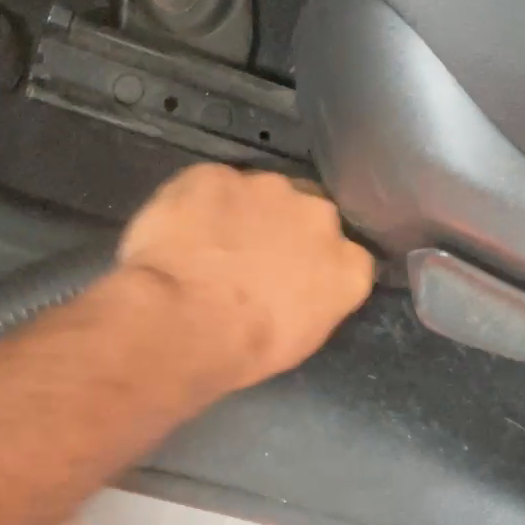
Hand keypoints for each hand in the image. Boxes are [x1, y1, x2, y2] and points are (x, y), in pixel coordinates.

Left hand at [118, 164, 374, 388]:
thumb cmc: (239, 350)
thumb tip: (289, 292)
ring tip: (203, 241)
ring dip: (237, 210)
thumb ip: (308, 301)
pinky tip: (177, 227)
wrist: (182, 319)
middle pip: (304, 211)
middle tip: (243, 255)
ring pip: (256, 192)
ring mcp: (267, 187)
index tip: (284, 275)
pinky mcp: (215, 175)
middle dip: (279, 226)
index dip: (309, 261)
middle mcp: (317, 216)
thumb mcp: (295, 341)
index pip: (342, 254)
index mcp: (347, 266)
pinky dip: (194, 201)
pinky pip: (207, 184)